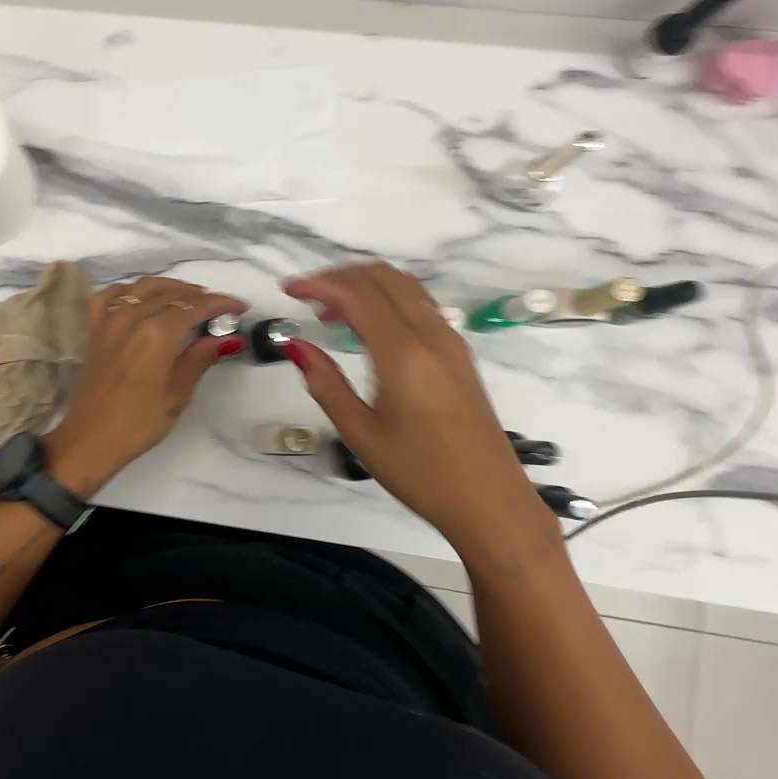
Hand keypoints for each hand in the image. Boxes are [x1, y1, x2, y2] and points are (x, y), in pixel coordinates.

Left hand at [45, 277, 246, 497]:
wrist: (91, 439)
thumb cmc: (139, 423)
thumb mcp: (178, 394)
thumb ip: (200, 358)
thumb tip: (224, 339)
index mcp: (157, 333)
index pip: (195, 306)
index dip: (220, 303)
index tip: (239, 307)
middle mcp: (132, 318)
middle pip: (170, 294)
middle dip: (198, 297)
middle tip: (217, 309)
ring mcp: (109, 322)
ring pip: (141, 288)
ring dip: (167, 287)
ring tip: (187, 297)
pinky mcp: (95, 332)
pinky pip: (108, 297)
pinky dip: (126, 291)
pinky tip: (138, 297)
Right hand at [281, 262, 553, 547]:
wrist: (488, 500)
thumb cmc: (419, 473)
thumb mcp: (360, 432)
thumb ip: (325, 383)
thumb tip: (296, 346)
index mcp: (403, 353)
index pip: (357, 294)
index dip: (319, 284)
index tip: (288, 289)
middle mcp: (431, 335)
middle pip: (382, 278)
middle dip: (340, 278)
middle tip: (307, 300)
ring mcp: (450, 341)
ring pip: (404, 286)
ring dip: (365, 286)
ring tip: (332, 313)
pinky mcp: (458, 354)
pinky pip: (420, 305)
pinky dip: (387, 300)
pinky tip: (367, 330)